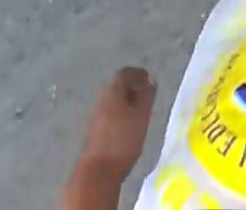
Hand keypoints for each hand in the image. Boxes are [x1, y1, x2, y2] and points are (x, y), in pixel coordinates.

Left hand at [72, 67, 156, 181]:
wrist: (97, 172)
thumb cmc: (123, 140)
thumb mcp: (142, 116)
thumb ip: (147, 95)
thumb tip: (150, 80)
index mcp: (113, 90)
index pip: (126, 72)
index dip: (139, 73)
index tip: (150, 79)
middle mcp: (102, 98)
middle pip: (118, 86)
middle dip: (133, 88)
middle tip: (147, 96)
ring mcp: (96, 115)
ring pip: (114, 100)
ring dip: (127, 102)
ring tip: (140, 113)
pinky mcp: (94, 130)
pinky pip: (110, 113)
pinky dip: (121, 114)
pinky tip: (128, 127)